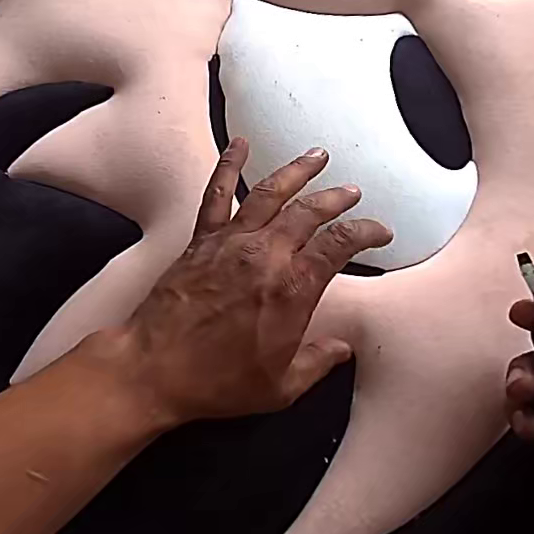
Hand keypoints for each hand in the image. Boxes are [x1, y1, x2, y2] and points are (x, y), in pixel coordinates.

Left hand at [87, 138, 391, 427]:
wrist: (153, 369)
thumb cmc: (215, 382)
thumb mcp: (280, 387)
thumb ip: (317, 362)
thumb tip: (341, 349)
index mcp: (291, 289)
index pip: (340, 244)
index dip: (366, 232)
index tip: (379, 232)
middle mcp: (264, 256)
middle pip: (310, 211)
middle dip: (337, 198)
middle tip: (352, 192)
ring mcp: (230, 243)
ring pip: (270, 193)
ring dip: (297, 171)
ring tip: (316, 156)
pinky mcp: (201, 241)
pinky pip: (217, 195)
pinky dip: (229, 166)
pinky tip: (239, 145)